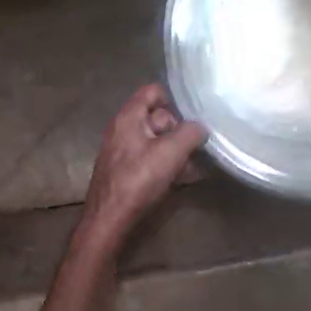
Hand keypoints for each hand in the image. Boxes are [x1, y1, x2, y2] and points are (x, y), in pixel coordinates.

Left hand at [80, 84, 207, 244]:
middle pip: (159, 117)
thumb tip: (201, 128)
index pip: (153, 91)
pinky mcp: (126, 170)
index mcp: (129, 116)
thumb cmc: (138, 180)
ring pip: (158, 140)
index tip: (193, 117)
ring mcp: (124, 150)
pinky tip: (182, 178)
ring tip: (194, 166)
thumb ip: (191, 133)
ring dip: (177, 151)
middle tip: (195, 148)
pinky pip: (151, 158)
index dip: (175, 100)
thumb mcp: (171, 152)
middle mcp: (124, 129)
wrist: (109, 220)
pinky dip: (167, 164)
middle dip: (180, 131)